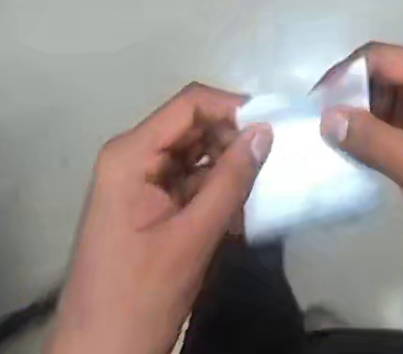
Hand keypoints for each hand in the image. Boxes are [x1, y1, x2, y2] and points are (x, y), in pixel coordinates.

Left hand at [46, 85, 272, 353]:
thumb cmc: (138, 298)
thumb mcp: (192, 238)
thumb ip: (231, 181)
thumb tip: (265, 131)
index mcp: (131, 154)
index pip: (190, 104)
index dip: (231, 107)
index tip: (271, 126)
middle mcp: (132, 156)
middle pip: (193, 125)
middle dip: (232, 139)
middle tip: (268, 162)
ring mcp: (138, 181)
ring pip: (196, 152)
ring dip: (227, 167)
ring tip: (257, 191)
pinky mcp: (148, 204)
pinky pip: (189, 179)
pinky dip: (216, 190)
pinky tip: (239, 214)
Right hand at [317, 43, 402, 267]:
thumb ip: (369, 137)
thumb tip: (325, 116)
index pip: (376, 57)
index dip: (342, 76)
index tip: (312, 107)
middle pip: (375, 72)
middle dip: (346, 96)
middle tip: (316, 127)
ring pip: (377, 96)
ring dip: (354, 115)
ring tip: (327, 141)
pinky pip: (385, 118)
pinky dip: (367, 131)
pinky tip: (349, 152)